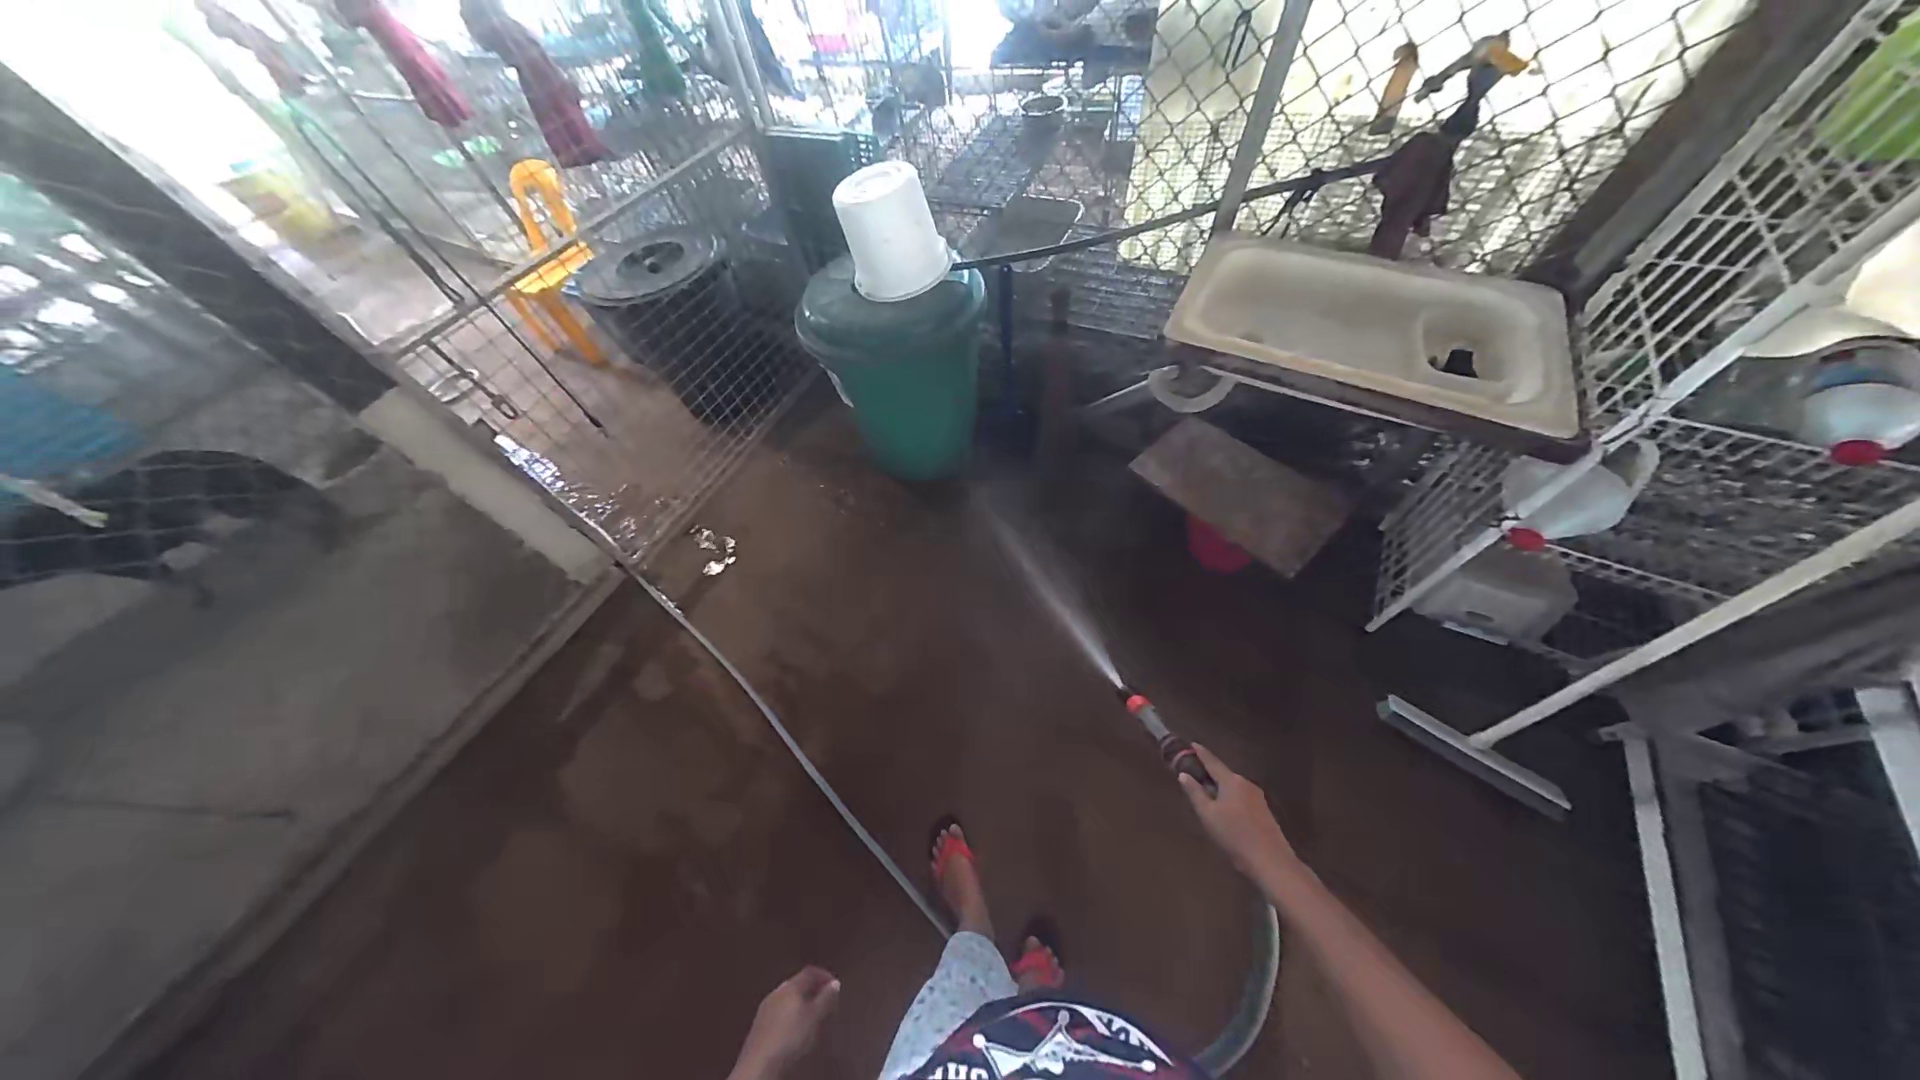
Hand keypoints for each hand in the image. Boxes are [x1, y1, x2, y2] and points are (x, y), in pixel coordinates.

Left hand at [731, 966, 840, 1079]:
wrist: (759, 1064)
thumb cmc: (791, 1037)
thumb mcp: (814, 1018)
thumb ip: (825, 999)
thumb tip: (834, 983)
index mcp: (790, 986)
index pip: (809, 972)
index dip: (823, 975)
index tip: (834, 985)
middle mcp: (777, 992)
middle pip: (797, 983)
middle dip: (812, 989)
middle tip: (824, 999)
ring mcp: (765, 1008)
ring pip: (787, 998)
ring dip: (800, 1002)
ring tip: (811, 1015)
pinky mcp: (759, 1025)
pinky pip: (779, 1011)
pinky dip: (790, 1014)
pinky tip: (793, 1028)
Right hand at [1177, 743, 1298, 877]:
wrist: (1271, 861)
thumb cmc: (1234, 835)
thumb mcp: (1208, 815)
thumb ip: (1195, 793)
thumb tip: (1184, 775)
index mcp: (1232, 781)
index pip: (1212, 762)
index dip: (1201, 753)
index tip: (1192, 744)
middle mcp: (1246, 784)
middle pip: (1224, 774)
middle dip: (1209, 774)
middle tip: (1194, 776)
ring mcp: (1258, 797)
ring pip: (1233, 787)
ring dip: (1220, 788)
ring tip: (1207, 797)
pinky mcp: (1264, 811)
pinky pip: (1242, 797)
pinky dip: (1230, 798)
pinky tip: (1225, 812)